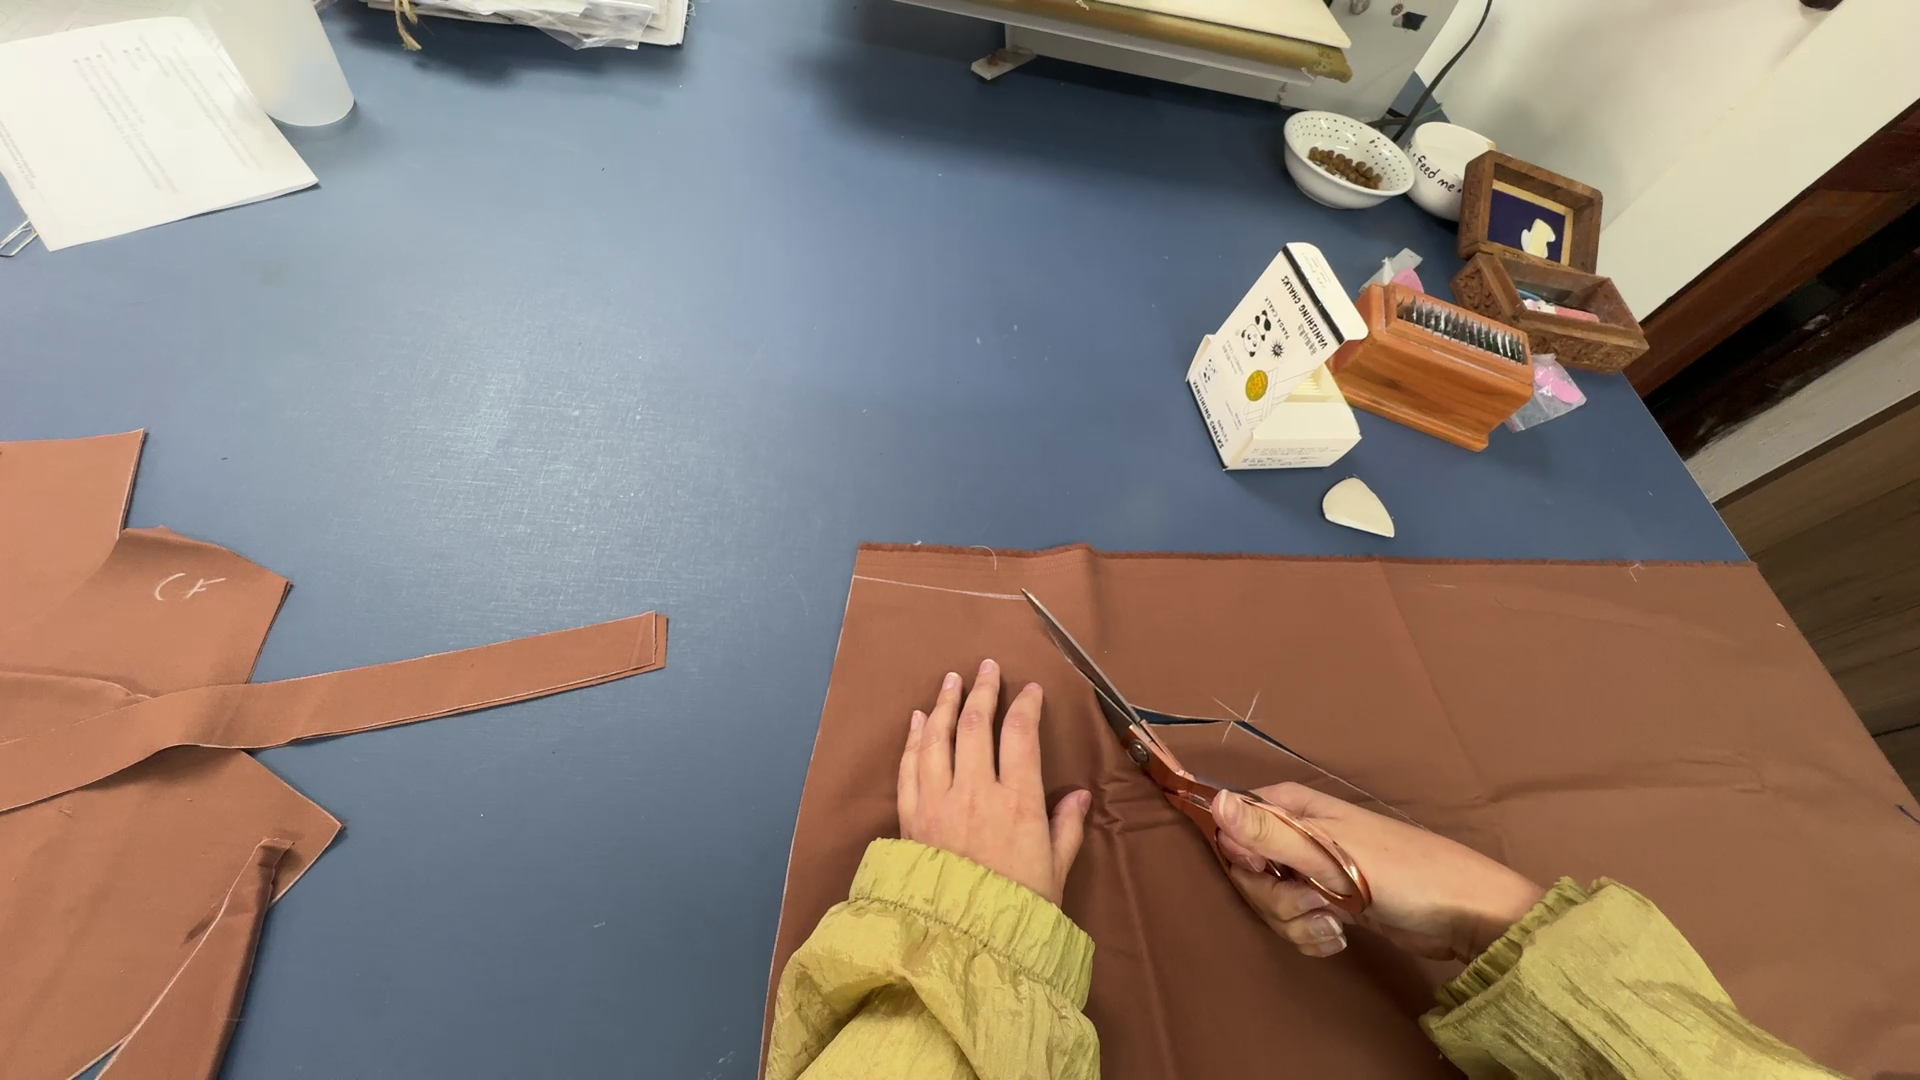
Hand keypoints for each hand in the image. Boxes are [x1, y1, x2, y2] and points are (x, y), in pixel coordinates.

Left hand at [897, 659, 1091, 905]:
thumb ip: (1067, 828)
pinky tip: (917, 720)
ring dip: (945, 704)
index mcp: (1018, 801)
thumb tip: (1081, 794)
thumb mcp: (1056, 871)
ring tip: (951, 680)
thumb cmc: (1018, 910)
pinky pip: (910, 766)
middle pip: (977, 724)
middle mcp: (976, 790)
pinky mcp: (911, 815)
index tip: (1029, 689)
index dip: (1025, 705)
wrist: (962, 945)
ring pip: (939, 737)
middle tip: (987, 666)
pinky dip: (914, 739)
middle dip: (984, 689)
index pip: (1021, 734)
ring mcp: (938, 800)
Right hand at [1212, 783, 1543, 961]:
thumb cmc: (1398, 871)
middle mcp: (1291, 832)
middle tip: (1314, 904)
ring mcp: (1308, 867)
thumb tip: (1212, 800)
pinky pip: (1292, 920)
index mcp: (1287, 806)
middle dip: (1274, 899)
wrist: (1464, 914)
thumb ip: (1267, 831)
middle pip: (1246, 870)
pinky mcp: (1324, 900)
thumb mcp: (1328, 852)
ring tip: (1336, 925)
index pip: (1231, 826)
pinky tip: (1340, 938)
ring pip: (1268, 900)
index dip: (1243, 857)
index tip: (1270, 873)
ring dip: (1295, 922)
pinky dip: (1310, 934)